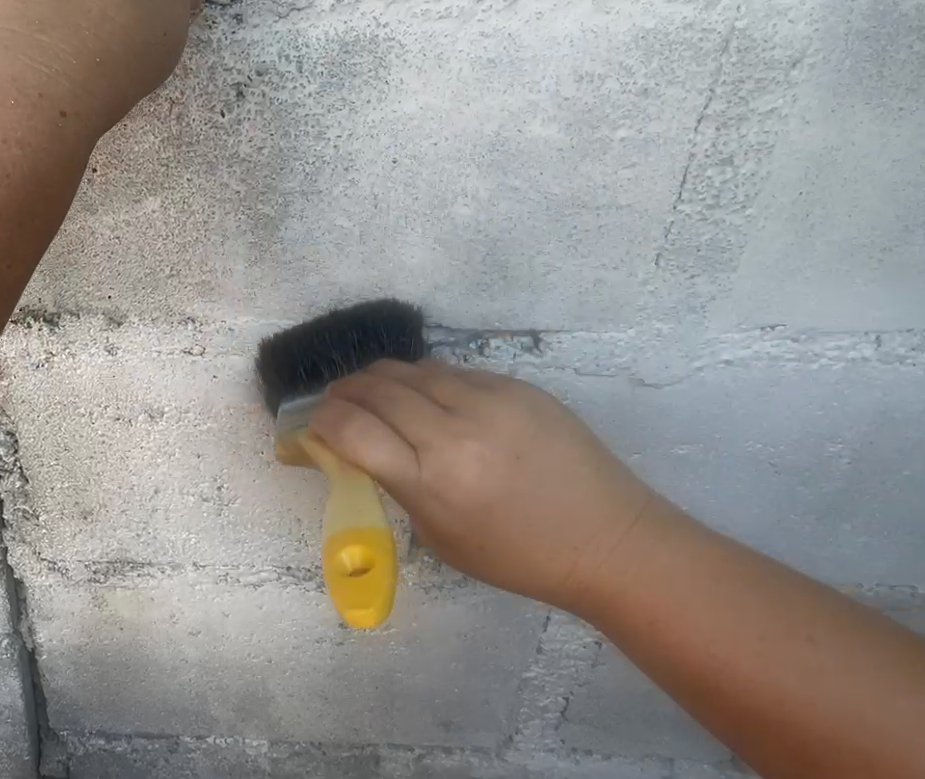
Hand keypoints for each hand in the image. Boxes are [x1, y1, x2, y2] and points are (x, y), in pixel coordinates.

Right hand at [310, 359, 669, 612]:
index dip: (322, 420)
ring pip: (409, 369)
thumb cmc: (517, 555)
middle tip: (336, 402)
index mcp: (432, 480)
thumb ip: (393, 483)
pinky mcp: (515, 385)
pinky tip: (428, 398)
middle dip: (343, 392)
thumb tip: (350, 444)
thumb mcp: (439, 536)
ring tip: (375, 394)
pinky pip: (450, 371)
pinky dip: (425, 381)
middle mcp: (454, 431)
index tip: (314, 424)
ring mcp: (488, 401)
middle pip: (373, 388)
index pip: (350, 428)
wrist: (610, 539)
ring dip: (380, 380)